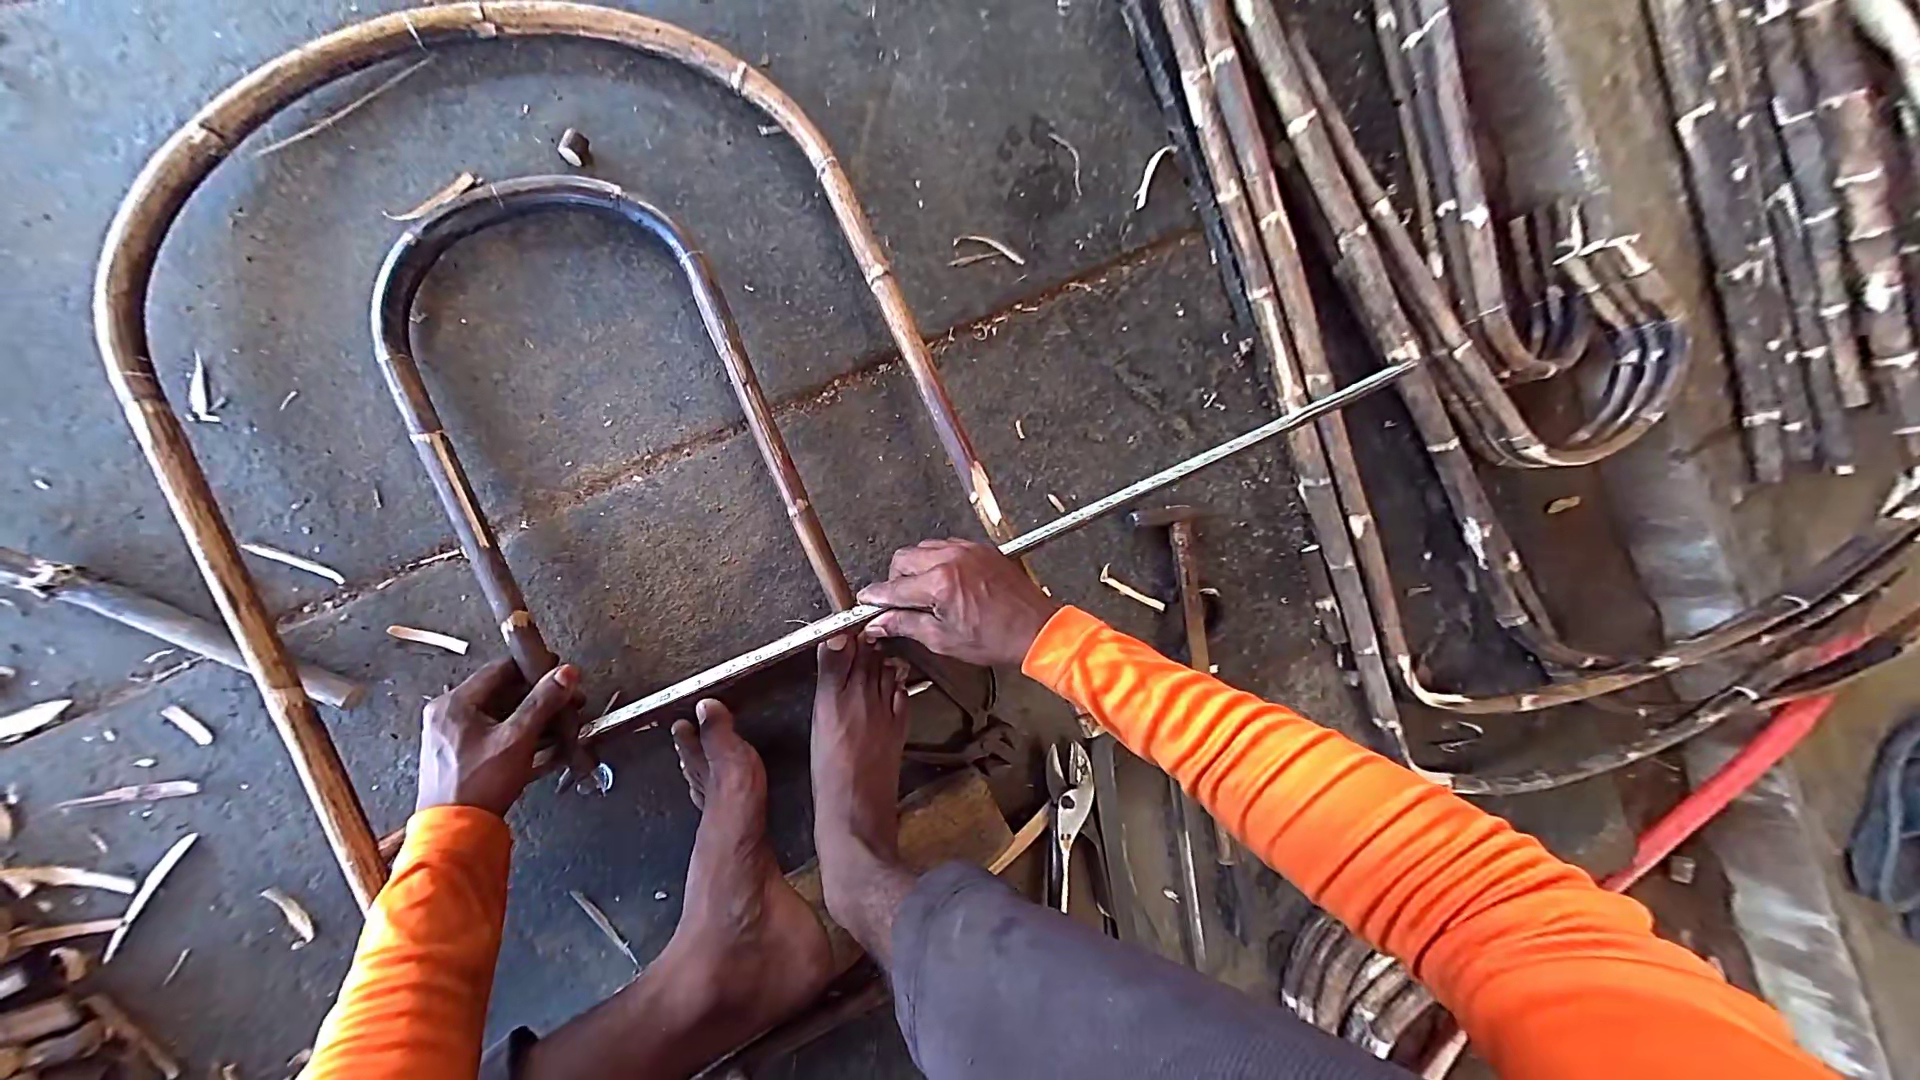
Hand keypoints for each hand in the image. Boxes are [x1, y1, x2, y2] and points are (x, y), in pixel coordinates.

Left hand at [416, 658, 582, 816]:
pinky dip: (525, 730)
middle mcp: (451, 715)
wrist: (456, 833)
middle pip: (506, 691)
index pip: (502, 669)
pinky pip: (500, 730)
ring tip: (566, 722)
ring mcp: (456, 734)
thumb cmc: (479, 784)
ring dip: (538, 714)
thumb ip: (544, 700)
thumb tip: (566, 672)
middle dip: (543, 695)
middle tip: (571, 701)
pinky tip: (549, 739)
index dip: (536, 668)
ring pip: (505, 711)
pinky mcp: (465, 752)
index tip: (563, 674)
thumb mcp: (518, 737)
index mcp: (455, 704)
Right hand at [855, 538, 1060, 667]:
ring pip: (923, 549)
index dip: (875, 598)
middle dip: (895, 580)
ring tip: (925, 593)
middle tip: (899, 602)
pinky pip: (946, 546)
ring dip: (916, 568)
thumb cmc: (997, 638)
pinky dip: (937, 560)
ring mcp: (967, 550)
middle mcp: (951, 559)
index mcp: (940, 583)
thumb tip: (879, 622)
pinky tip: (944, 581)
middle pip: (903, 559)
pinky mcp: (979, 549)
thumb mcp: (943, 639)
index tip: (866, 603)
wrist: (1035, 628)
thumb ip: (906, 625)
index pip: (893, 587)